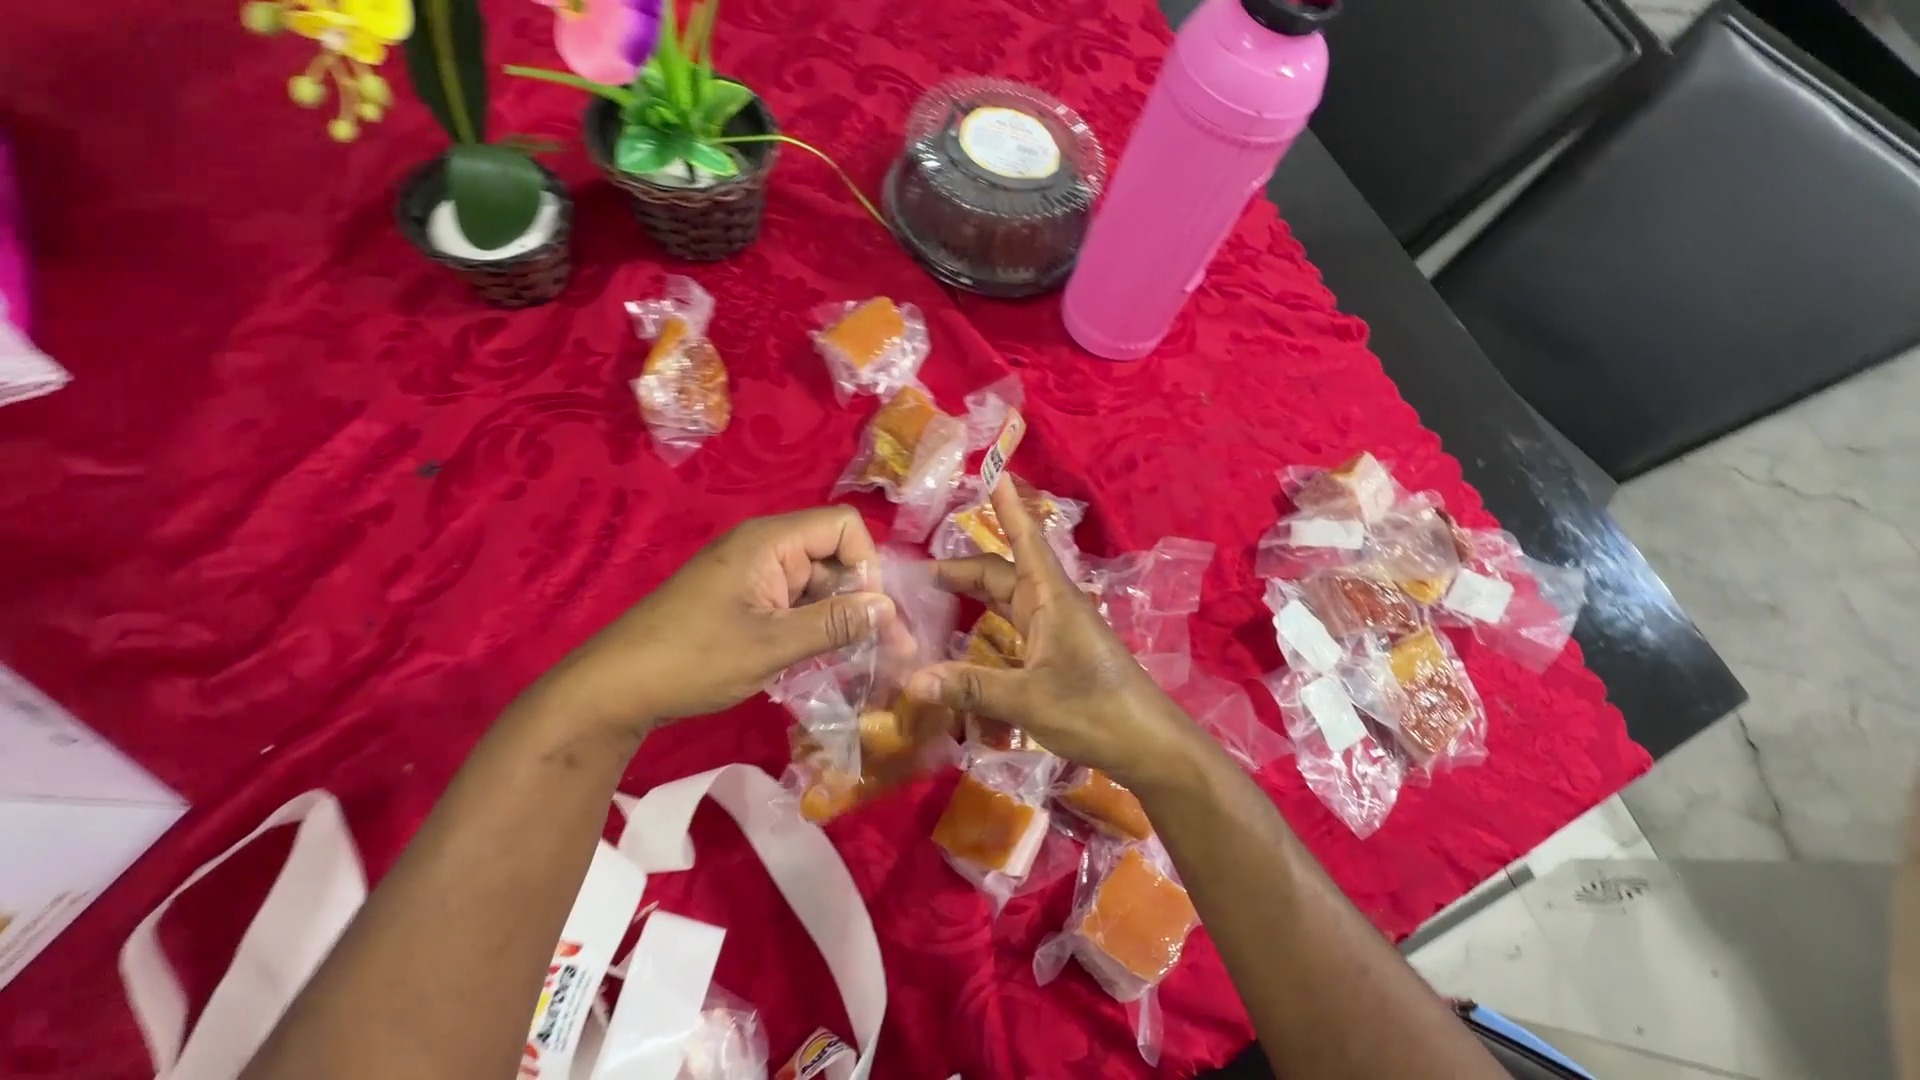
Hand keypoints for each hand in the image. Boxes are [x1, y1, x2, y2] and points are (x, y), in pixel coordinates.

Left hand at [536, 506, 895, 737]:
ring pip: (817, 583)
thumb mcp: (772, 645)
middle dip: (862, 597)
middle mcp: (765, 547)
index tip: (868, 615)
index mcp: (769, 541)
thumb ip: (834, 624)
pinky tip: (827, 658)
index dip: (867, 565)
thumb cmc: (694, 659)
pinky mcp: (745, 600)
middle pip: (835, 555)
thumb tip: (887, 609)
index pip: (844, 527)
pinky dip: (814, 625)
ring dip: (841, 617)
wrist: (617, 687)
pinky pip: (795, 601)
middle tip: (886, 648)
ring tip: (863, 660)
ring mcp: (753, 574)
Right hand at [907, 479, 1203, 791]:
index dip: (1008, 508)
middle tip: (916, 573)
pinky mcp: (1056, 657)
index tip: (993, 473)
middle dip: (962, 568)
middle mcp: (1052, 606)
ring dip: (973, 596)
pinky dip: (986, 629)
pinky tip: (962, 641)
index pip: (1024, 540)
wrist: (1147, 744)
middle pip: (1001, 574)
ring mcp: (1055, 632)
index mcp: (1051, 598)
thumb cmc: (1094, 709)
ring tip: (932, 597)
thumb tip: (912, 680)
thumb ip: (970, 687)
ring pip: (1006, 603)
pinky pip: (1013, 631)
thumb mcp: (1027, 699)